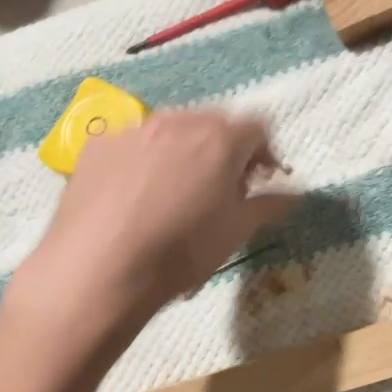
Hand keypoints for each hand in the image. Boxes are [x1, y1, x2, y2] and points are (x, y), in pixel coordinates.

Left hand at [9, 111, 300, 344]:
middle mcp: (179, 121)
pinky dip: (145, 158)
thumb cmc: (181, 251)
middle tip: (222, 187)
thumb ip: (269, 205)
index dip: (264, 153)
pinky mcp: (98, 144)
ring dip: (185, 149)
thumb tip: (294, 194)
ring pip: (172, 128)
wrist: (98, 270)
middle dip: (225, 148)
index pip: (257, 127)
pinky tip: (136, 194)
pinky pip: (134, 141)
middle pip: (214, 122)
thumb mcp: (236, 232)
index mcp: (221, 138)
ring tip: (177, 190)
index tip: (259, 182)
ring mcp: (134, 129)